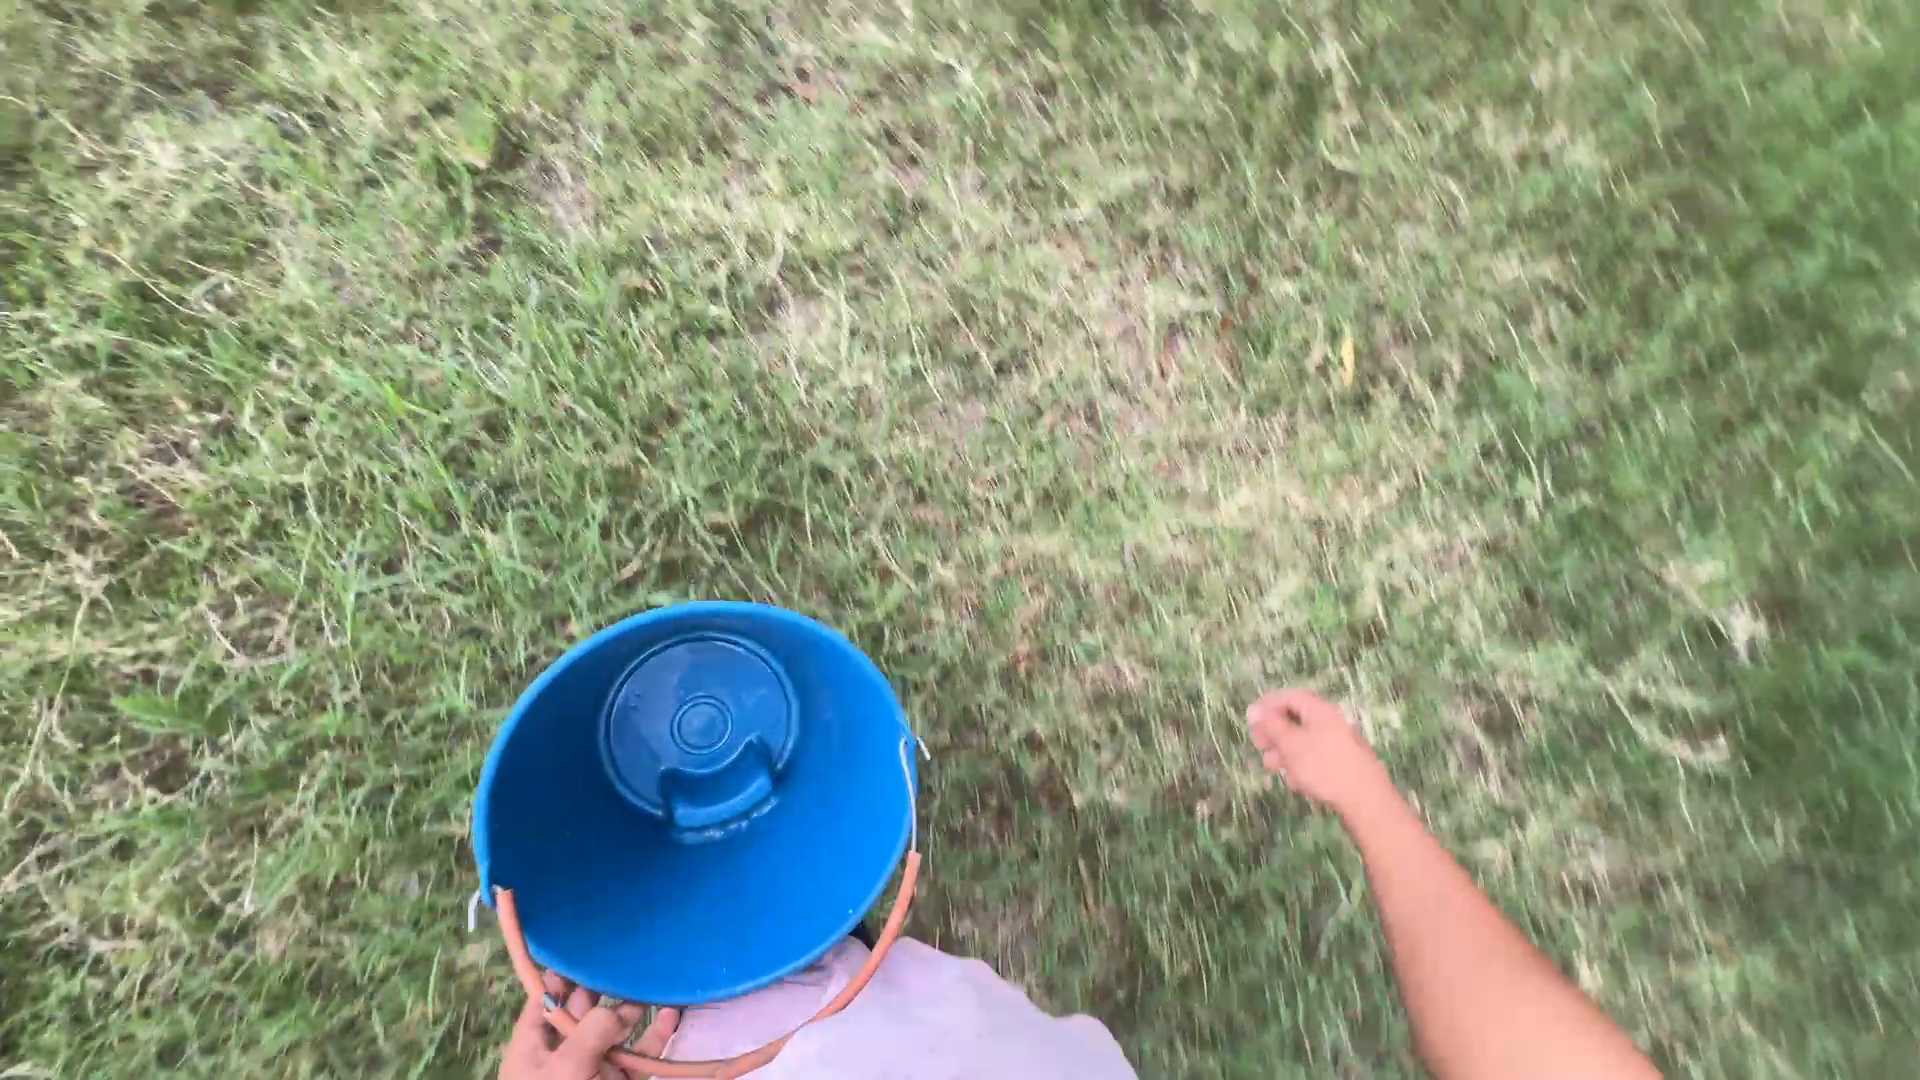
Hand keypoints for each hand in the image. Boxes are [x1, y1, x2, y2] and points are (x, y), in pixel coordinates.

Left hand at [499, 972, 679, 1079]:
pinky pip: (640, 1054)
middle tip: (629, 956)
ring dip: (636, 1007)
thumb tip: (619, 1011)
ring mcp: (592, 1069)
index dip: (561, 972)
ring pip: (616, 1028)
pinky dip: (658, 1035)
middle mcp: (563, 1054)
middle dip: (607, 984)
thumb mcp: (562, 1072)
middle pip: (584, 1008)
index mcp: (532, 1050)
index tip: (586, 942)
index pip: (543, 1000)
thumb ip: (590, 1032)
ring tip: (654, 984)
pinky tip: (672, 1015)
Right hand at [1247, 689, 1395, 816]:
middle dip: (1274, 733)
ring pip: (1304, 741)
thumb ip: (1270, 725)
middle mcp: (1331, 723)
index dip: (1268, 705)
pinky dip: (1302, 765)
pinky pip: (1316, 758)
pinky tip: (1297, 782)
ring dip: (1284, 752)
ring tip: (1273, 768)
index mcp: (1320, 711)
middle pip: (1296, 719)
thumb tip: (1253, 709)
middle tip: (1260, 746)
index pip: (1290, 697)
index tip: (1253, 721)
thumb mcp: (1290, 743)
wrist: (1366, 800)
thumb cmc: (1323, 766)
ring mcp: (1340, 744)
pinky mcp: (1344, 765)